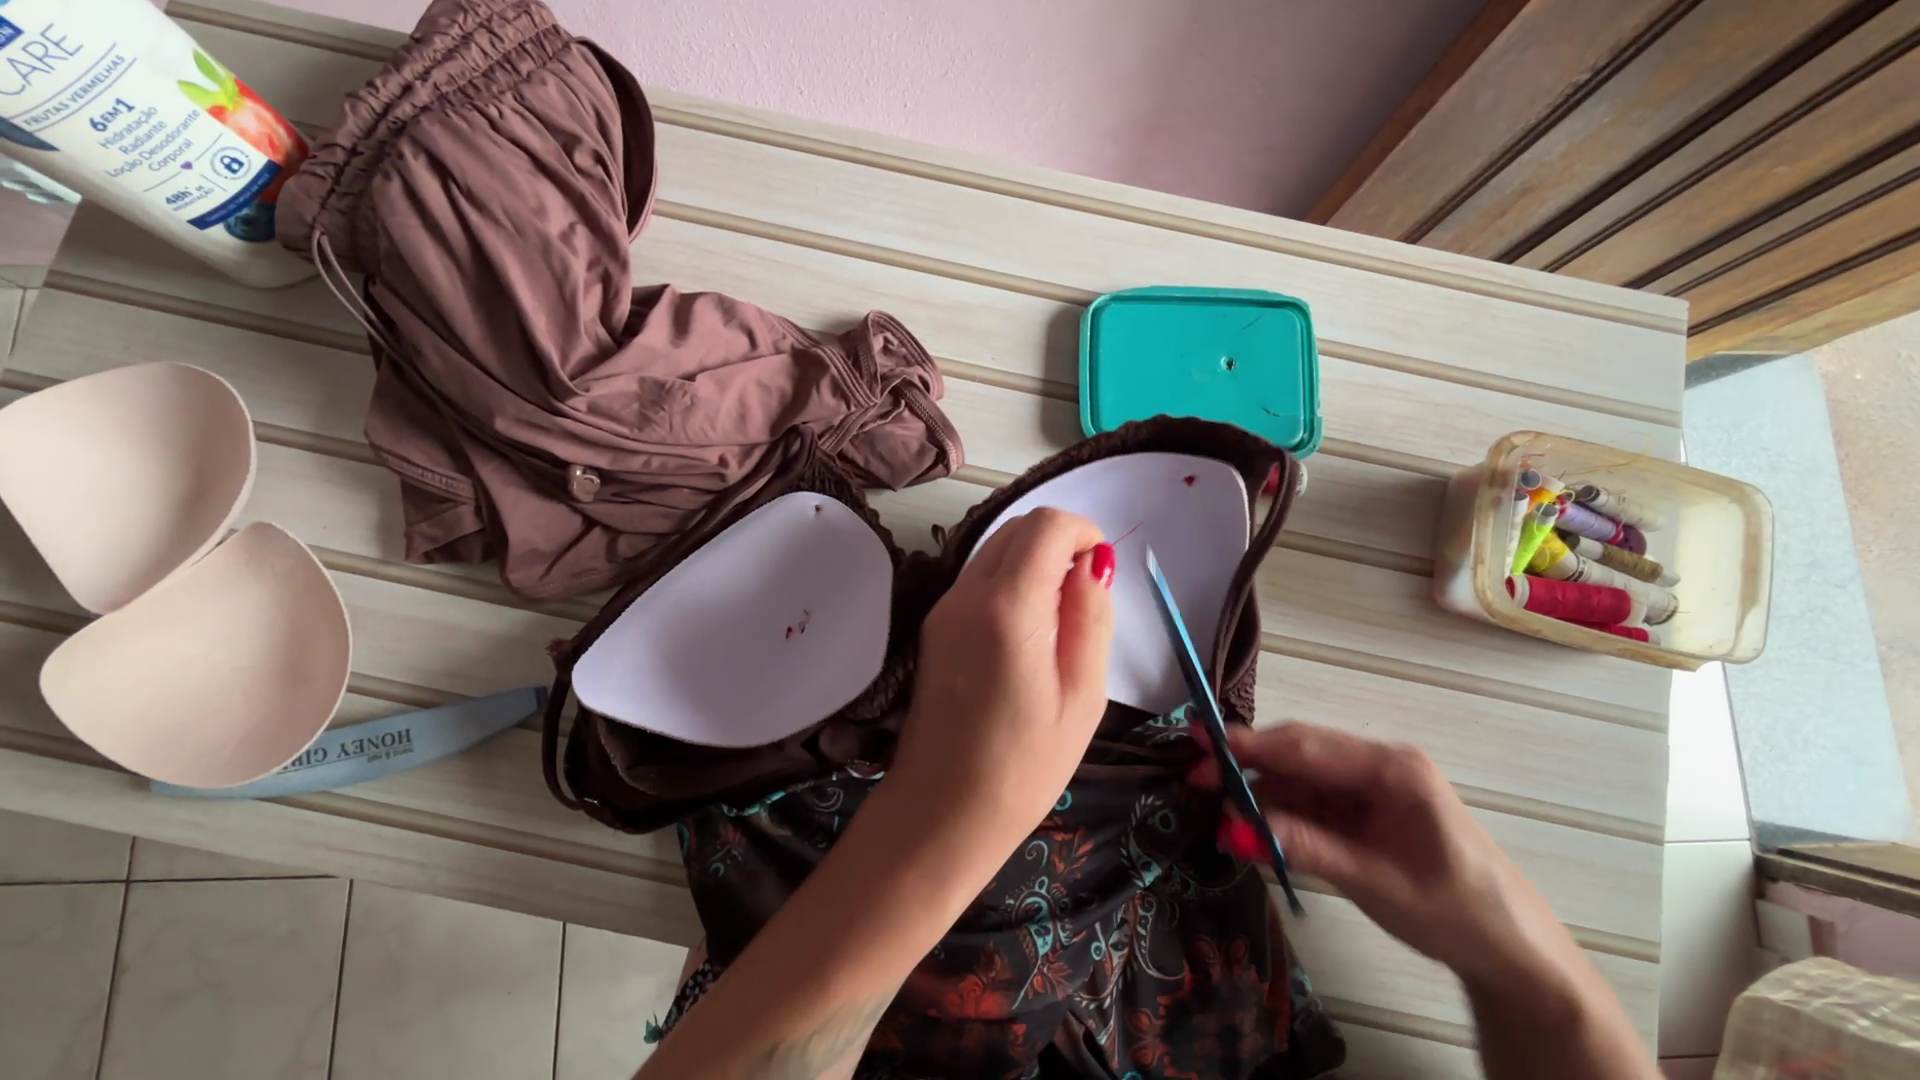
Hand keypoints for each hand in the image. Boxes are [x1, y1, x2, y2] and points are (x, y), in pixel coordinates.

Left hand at [889, 508, 1115, 844]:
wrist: (943, 811)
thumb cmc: (1026, 764)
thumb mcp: (1084, 694)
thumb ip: (1092, 616)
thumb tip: (1093, 563)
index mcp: (1008, 607)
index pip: (1046, 525)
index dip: (1084, 533)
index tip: (1102, 570)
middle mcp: (965, 594)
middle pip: (1017, 528)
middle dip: (1059, 544)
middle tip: (1085, 598)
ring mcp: (943, 609)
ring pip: (995, 549)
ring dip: (1034, 562)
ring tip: (1059, 622)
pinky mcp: (934, 627)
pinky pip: (978, 579)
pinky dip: (1010, 582)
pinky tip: (1028, 633)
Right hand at [1212, 724, 1586, 990]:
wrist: (1511, 949)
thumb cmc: (1454, 911)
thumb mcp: (1375, 883)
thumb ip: (1306, 848)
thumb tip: (1238, 827)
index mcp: (1393, 769)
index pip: (1307, 747)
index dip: (1251, 743)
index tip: (1202, 740)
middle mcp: (1379, 765)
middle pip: (1298, 754)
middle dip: (1247, 766)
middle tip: (1196, 781)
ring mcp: (1371, 786)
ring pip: (1299, 778)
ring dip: (1261, 796)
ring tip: (1223, 820)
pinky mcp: (1365, 808)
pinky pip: (1312, 800)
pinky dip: (1281, 814)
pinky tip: (1255, 830)